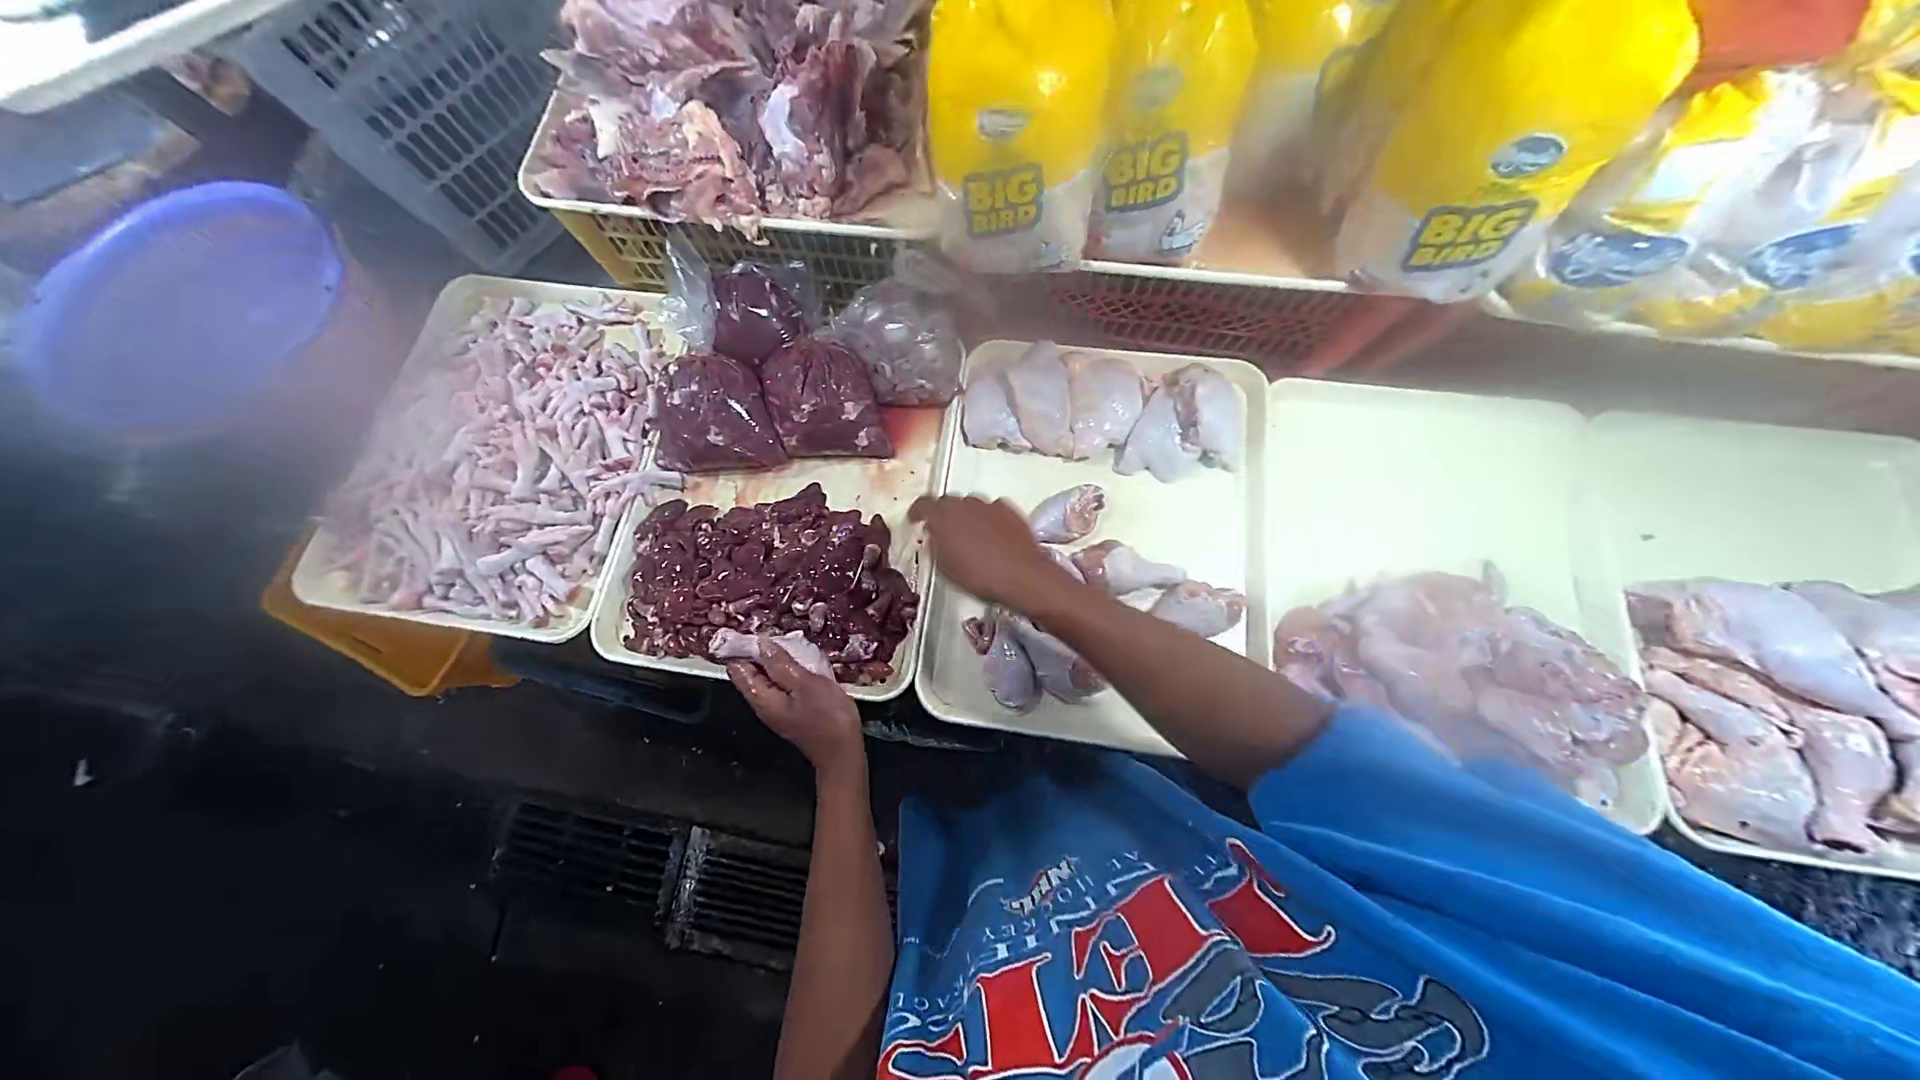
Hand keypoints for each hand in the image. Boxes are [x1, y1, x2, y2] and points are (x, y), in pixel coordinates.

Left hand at [727, 639, 864, 779]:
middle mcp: (763, 705)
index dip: (740, 647)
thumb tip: (761, 644)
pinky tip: (800, 661)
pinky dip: (786, 671)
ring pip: (767, 679)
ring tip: (788, 640)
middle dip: (758, 651)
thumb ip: (781, 664)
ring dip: (774, 661)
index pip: (738, 669)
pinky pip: (781, 685)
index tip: (751, 627)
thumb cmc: (827, 716)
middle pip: (751, 673)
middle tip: (773, 629)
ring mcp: (778, 709)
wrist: (843, 752)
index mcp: (761, 698)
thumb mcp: (806, 684)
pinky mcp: (792, 710)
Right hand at [909, 495, 1073, 608]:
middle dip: (943, 515)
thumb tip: (933, 538)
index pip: (922, 504)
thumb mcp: (945, 568)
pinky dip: (988, 518)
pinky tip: (991, 536)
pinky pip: (992, 509)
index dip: (917, 512)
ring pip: (970, 505)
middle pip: (947, 502)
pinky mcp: (1009, 510)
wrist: (1021, 577)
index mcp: (943, 516)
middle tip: (943, 532)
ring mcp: (988, 505)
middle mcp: (964, 504)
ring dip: (967, 516)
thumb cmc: (980, 576)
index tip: (916, 519)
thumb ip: (934, 546)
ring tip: (970, 537)